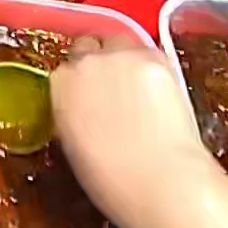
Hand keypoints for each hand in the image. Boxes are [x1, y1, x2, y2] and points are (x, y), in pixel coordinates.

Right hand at [50, 36, 217, 227]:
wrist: (166, 185)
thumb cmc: (117, 185)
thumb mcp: (76, 148)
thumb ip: (73, 113)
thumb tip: (83, 105)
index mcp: (62, 86)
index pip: (64, 69)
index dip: (78, 82)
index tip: (88, 95)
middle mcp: (88, 62)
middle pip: (88, 46)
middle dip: (97, 61)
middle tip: (113, 86)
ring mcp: (122, 55)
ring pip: (119, 42)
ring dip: (123, 58)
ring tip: (137, 87)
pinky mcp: (154, 56)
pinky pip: (147, 51)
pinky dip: (150, 66)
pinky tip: (159, 92)